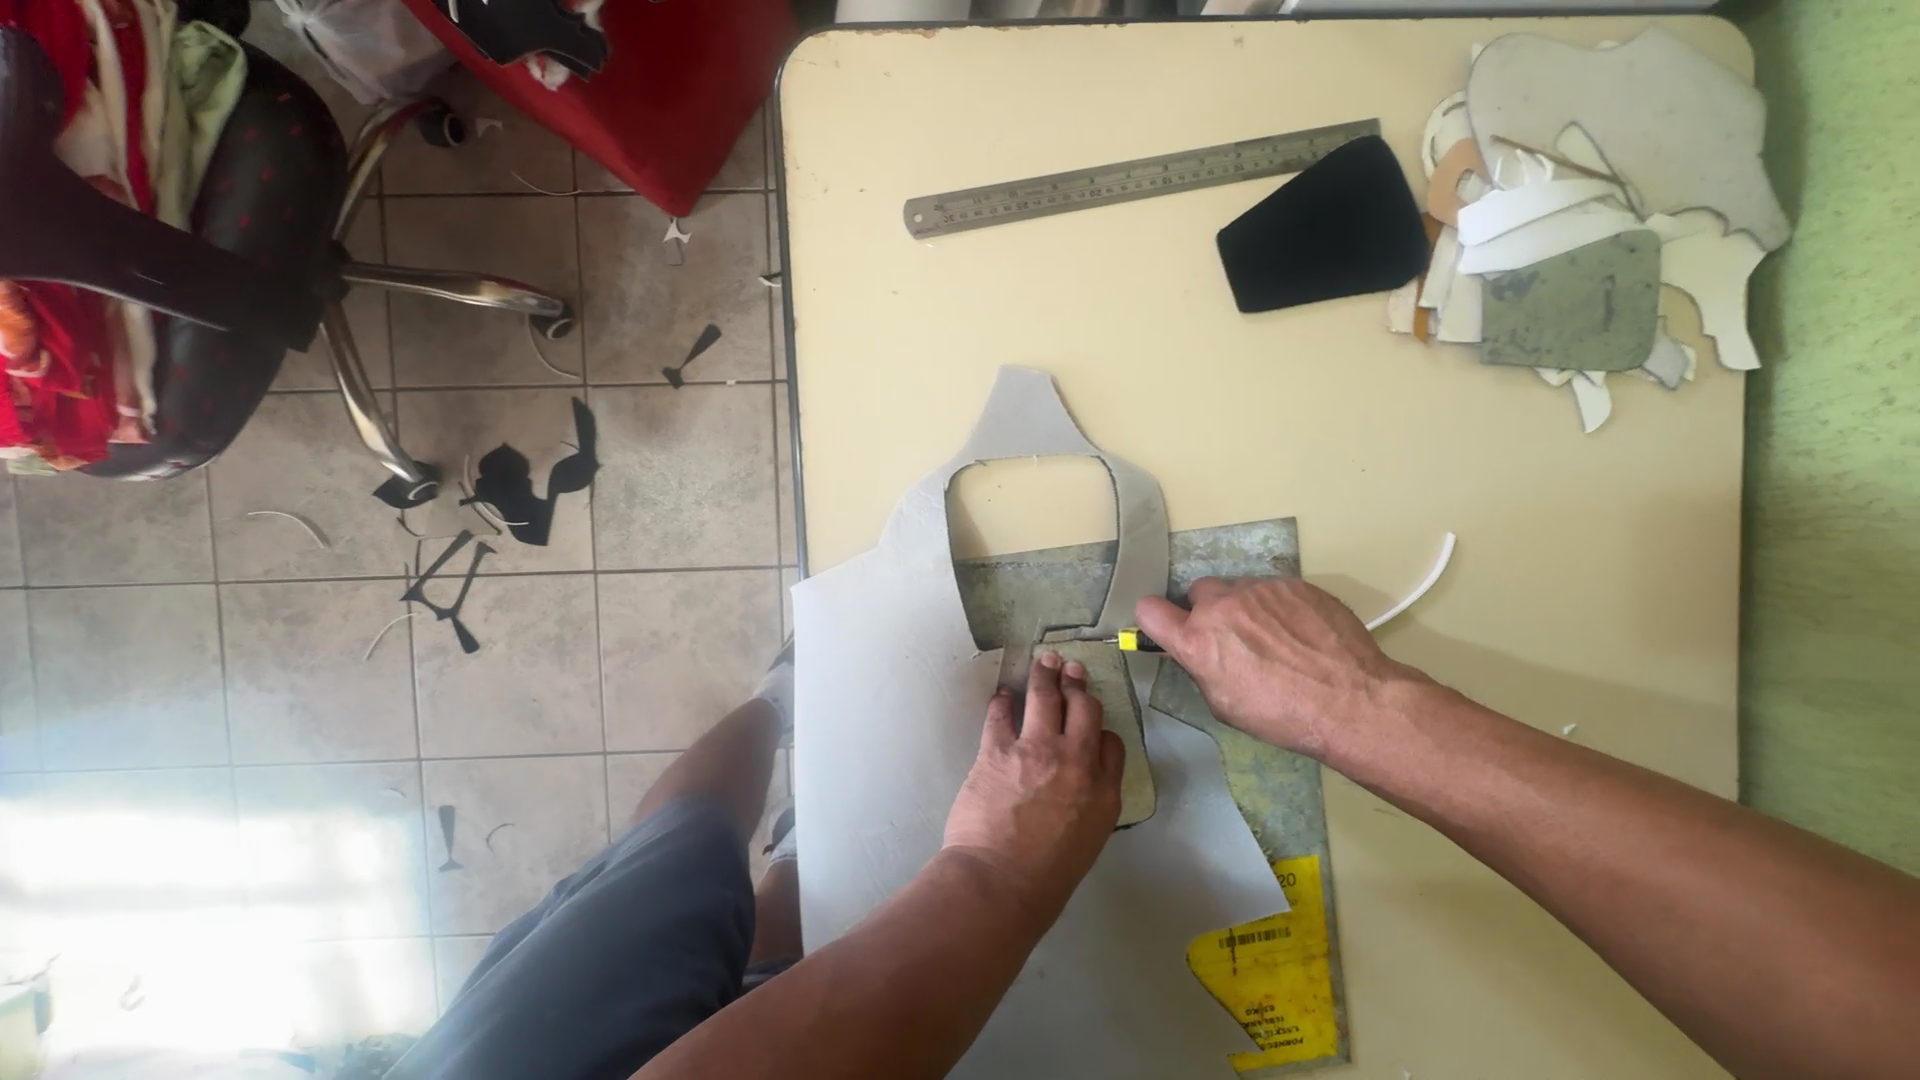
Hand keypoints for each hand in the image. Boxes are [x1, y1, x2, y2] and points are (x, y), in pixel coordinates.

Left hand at [943, 652, 1124, 923]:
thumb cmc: (1044, 879)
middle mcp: (1076, 763)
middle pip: (1084, 710)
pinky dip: (1002, 700)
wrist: (1001, 883)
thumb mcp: (1087, 842)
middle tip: (1073, 670)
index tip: (1092, 722)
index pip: (1111, 745)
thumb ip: (1089, 805)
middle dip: (1079, 685)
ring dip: (1045, 675)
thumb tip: (1078, 785)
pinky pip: (1002, 714)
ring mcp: (1036, 751)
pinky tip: (1002, 694)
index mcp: (1103, 793)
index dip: (1100, 727)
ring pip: (1045, 698)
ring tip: (1045, 660)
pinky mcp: (998, 750)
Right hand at [1134, 578, 1430, 758]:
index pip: (1149, 610)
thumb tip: (1198, 653)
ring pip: (1239, 589)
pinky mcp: (1293, 584)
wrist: (1352, 701)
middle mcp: (1222, 606)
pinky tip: (1301, 633)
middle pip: (1198, 592)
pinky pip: (1274, 590)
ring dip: (1246, 608)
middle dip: (1208, 611)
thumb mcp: (1224, 704)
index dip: (1156, 620)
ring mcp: (1260, 590)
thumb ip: (1202, 668)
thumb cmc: (1282, 715)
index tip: (1170, 629)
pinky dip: (1279, 607)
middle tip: (1232, 637)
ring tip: (1276, 638)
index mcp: (1197, 641)